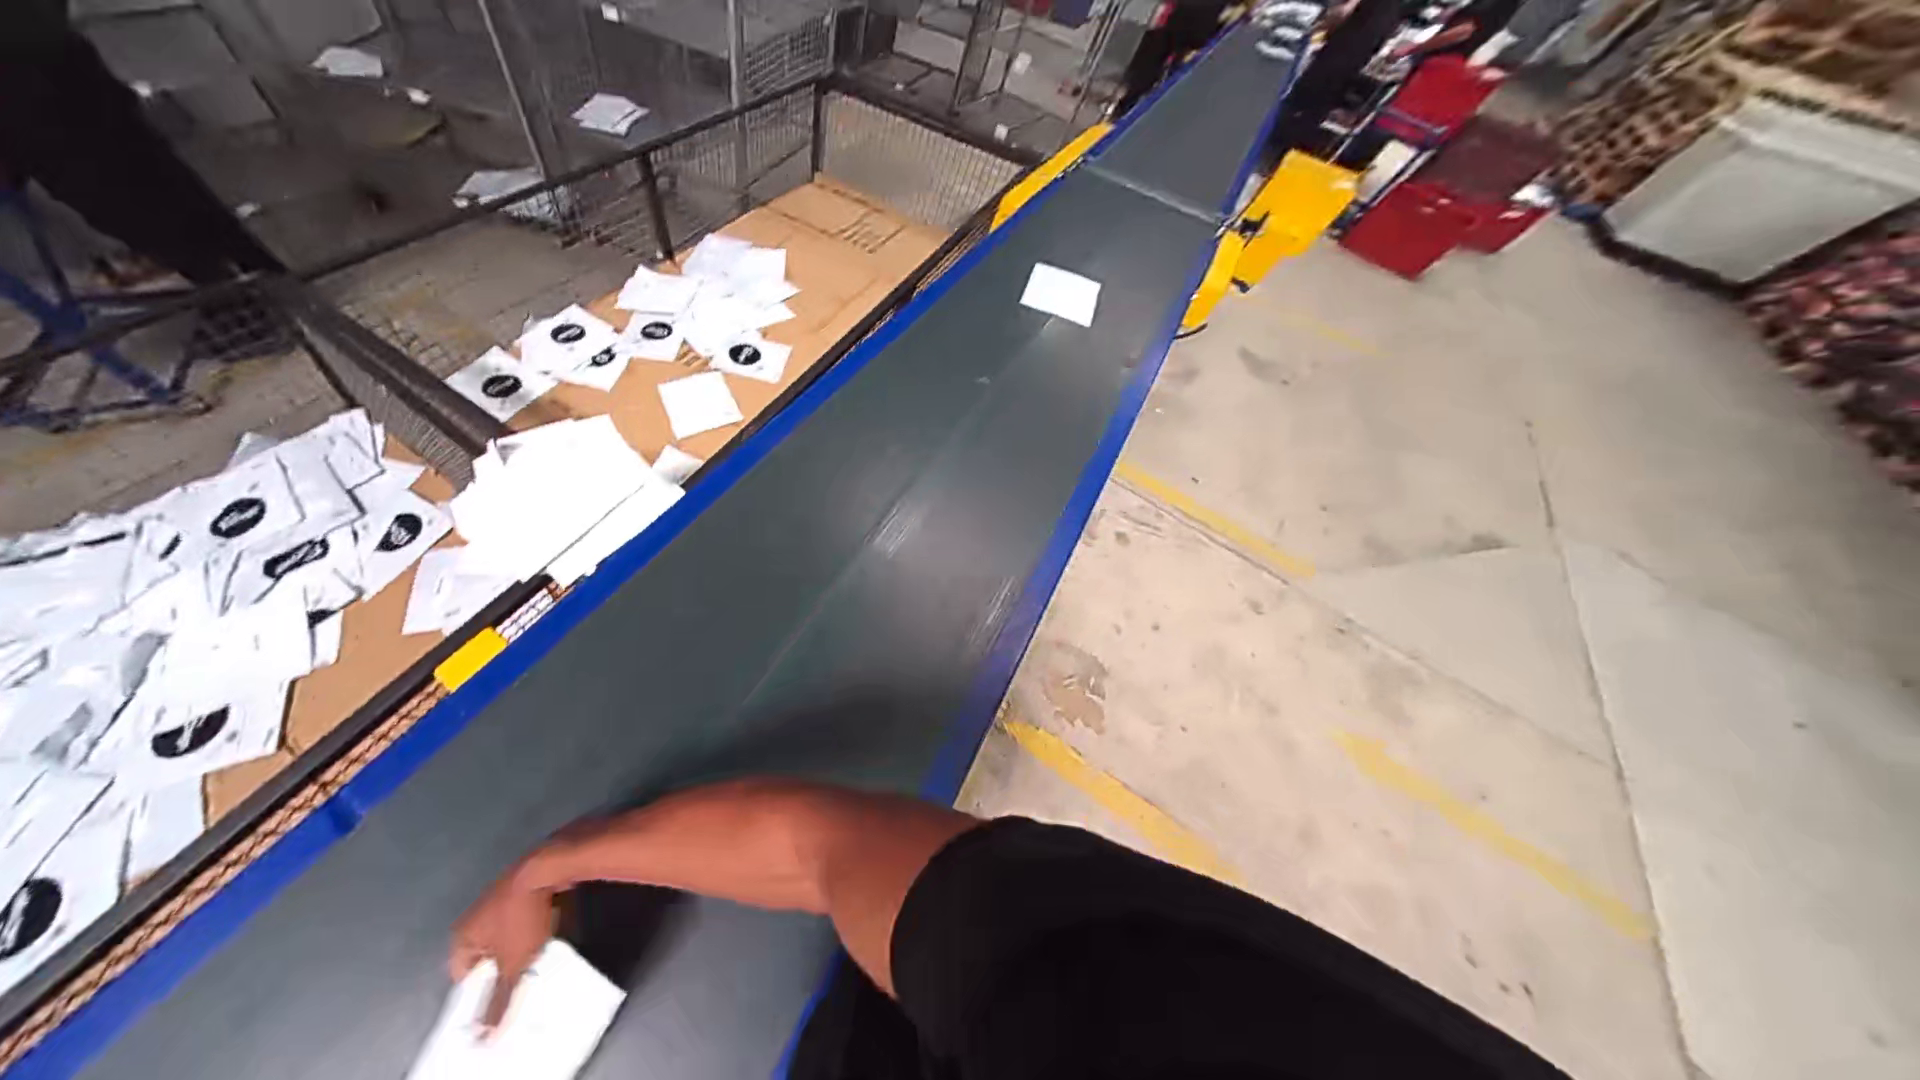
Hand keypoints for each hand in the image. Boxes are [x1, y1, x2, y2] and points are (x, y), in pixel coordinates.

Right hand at [449, 864, 556, 1029]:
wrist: (550, 864)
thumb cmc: (524, 917)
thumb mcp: (514, 964)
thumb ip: (499, 999)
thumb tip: (484, 1036)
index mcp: (462, 935)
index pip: (462, 974)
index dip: (480, 989)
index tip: (499, 998)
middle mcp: (474, 914)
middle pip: (484, 952)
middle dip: (501, 966)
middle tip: (520, 980)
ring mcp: (499, 894)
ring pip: (505, 930)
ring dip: (519, 942)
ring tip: (536, 956)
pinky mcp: (523, 882)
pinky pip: (524, 911)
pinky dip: (533, 921)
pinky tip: (548, 927)